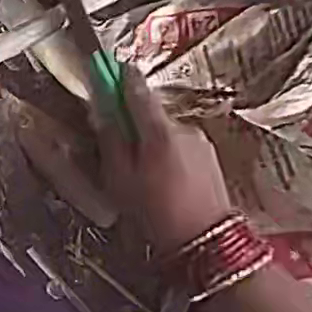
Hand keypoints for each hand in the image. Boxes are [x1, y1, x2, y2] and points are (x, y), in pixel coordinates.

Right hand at [101, 66, 236, 247]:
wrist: (208, 244)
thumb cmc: (155, 213)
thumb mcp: (120, 180)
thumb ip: (110, 140)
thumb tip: (101, 109)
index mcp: (158, 131)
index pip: (136, 89)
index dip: (119, 76)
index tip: (107, 67)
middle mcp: (182, 127)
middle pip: (150, 111)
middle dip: (132, 118)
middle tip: (116, 141)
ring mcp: (200, 141)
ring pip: (165, 129)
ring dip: (150, 139)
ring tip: (141, 170)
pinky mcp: (210, 155)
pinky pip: (180, 144)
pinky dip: (166, 151)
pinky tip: (163, 178)